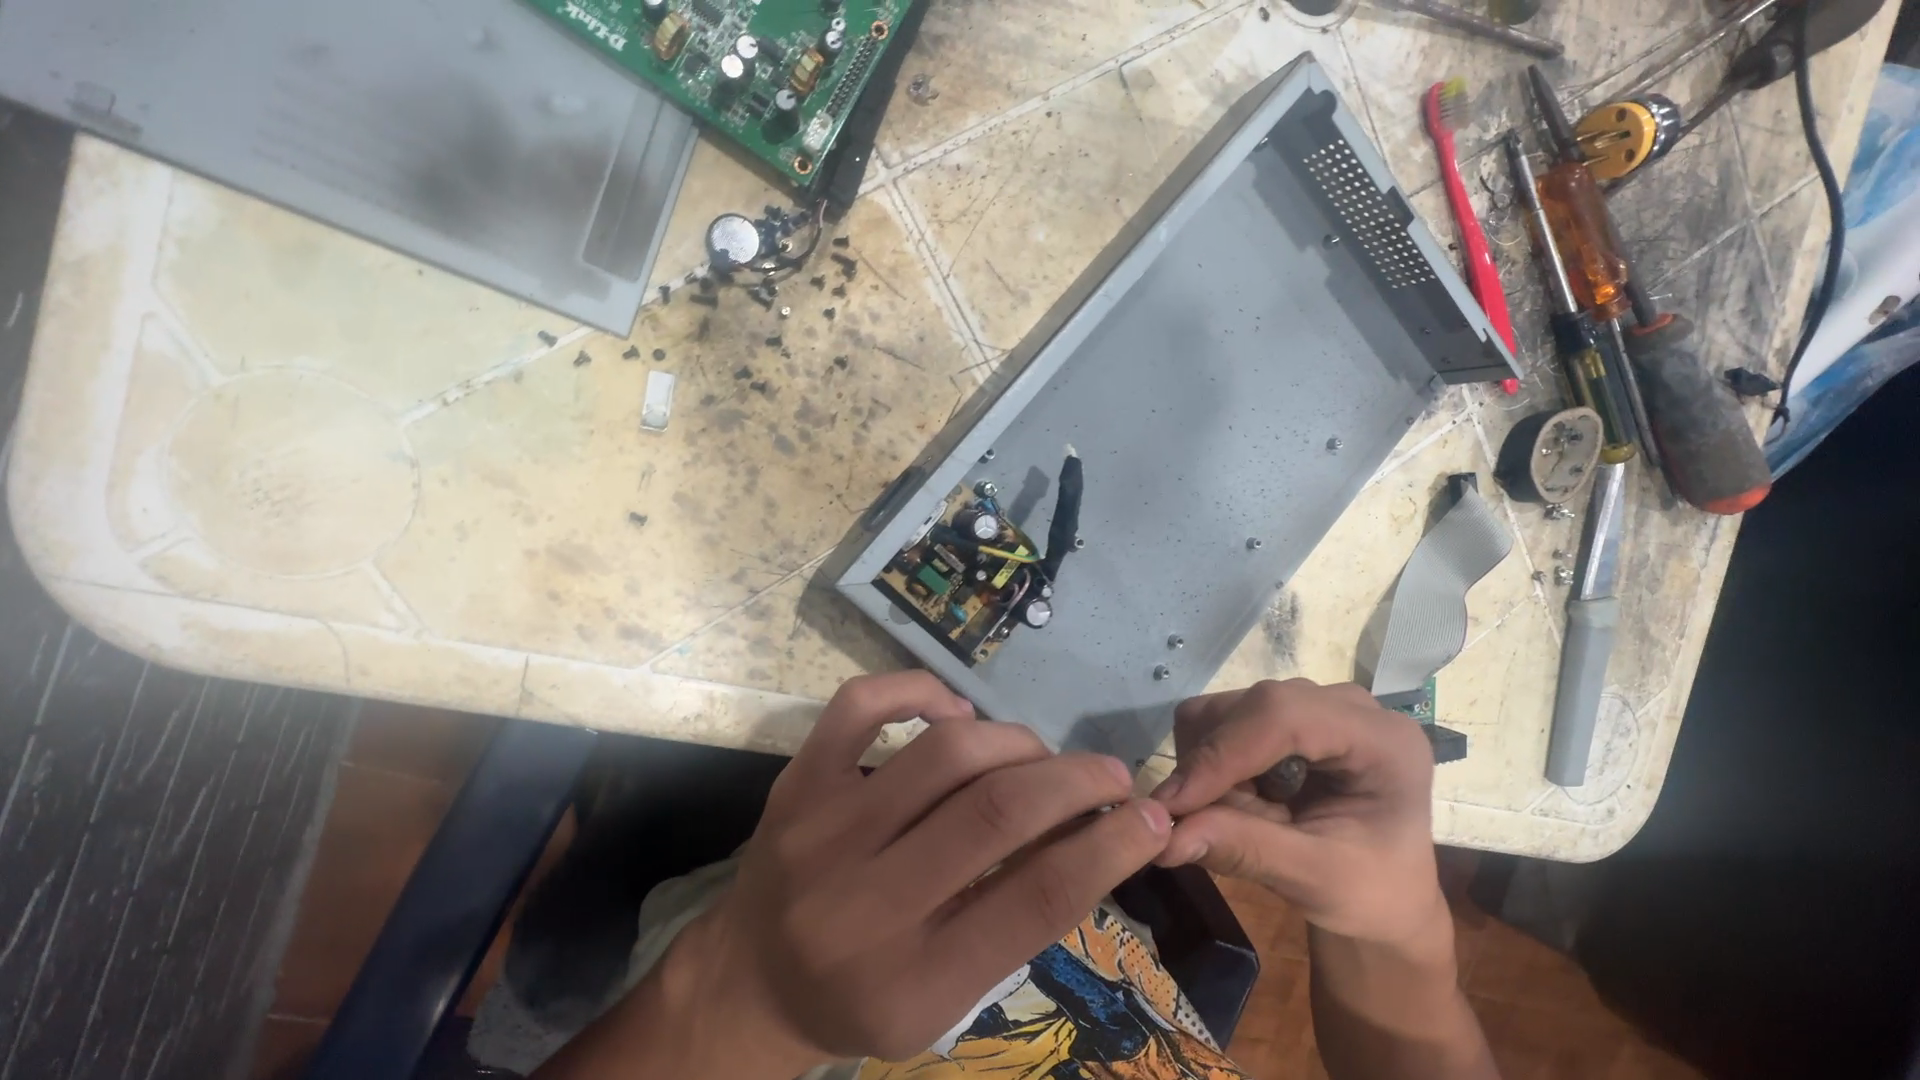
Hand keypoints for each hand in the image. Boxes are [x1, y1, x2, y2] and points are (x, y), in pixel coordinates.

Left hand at [603, 672, 1171, 1074]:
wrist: (751, 981)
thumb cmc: (863, 997)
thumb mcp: (946, 999)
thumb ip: (1015, 921)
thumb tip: (1095, 834)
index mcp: (914, 978)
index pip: (1034, 899)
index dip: (1109, 849)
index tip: (1152, 818)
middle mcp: (864, 901)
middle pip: (994, 813)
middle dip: (1074, 781)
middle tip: (1111, 774)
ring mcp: (821, 831)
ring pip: (942, 752)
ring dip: (1014, 742)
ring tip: (1038, 756)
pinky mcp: (795, 782)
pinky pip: (860, 705)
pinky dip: (919, 691)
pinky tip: (958, 712)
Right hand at [1150, 678, 1442, 947]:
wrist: (1386, 896)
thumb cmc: (1371, 893)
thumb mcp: (1318, 882)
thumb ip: (1247, 851)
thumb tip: (1168, 839)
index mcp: (1382, 740)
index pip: (1285, 715)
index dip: (1223, 753)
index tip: (1174, 805)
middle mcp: (1348, 707)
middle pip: (1250, 707)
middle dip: (1215, 767)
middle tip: (1201, 826)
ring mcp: (1311, 705)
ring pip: (1223, 711)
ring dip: (1209, 768)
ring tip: (1237, 819)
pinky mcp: (1280, 715)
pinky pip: (1217, 721)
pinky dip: (1208, 764)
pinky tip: (1238, 800)